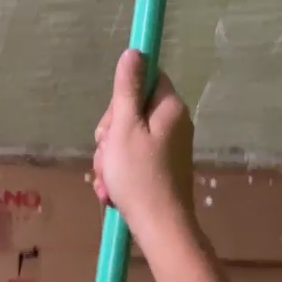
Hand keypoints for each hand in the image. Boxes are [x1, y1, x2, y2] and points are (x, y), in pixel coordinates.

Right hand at [92, 48, 195, 240]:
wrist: (161, 230)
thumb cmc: (140, 176)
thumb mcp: (125, 128)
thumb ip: (127, 88)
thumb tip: (135, 51)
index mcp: (170, 108)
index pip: (147, 78)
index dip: (123, 94)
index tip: (113, 118)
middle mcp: (174, 123)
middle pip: (132, 109)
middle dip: (110, 133)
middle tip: (106, 153)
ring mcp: (169, 147)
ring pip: (127, 137)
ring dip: (110, 156)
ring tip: (107, 178)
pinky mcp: (162, 169)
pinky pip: (133, 159)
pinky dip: (119, 172)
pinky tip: (111, 190)